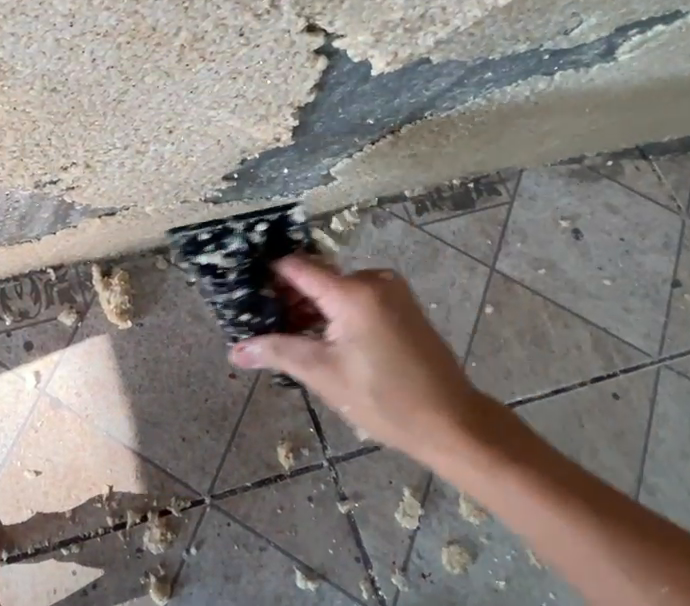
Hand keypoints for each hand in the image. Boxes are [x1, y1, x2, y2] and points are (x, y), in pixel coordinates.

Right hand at [229, 256, 500, 462]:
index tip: (244, 291)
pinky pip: (357, 297)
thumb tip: (236, 351)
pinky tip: (325, 340)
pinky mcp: (403, 305)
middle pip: (316, 277)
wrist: (454, 424)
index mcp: (352, 292)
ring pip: (336, 288)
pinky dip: (337, 312)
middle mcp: (372, 280)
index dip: (267, 276)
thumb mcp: (324, 375)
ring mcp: (392, 291)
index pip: (295, 267)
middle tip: (264, 324)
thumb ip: (278, 352)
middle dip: (289, 298)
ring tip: (291, 337)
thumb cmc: (385, 400)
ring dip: (313, 307)